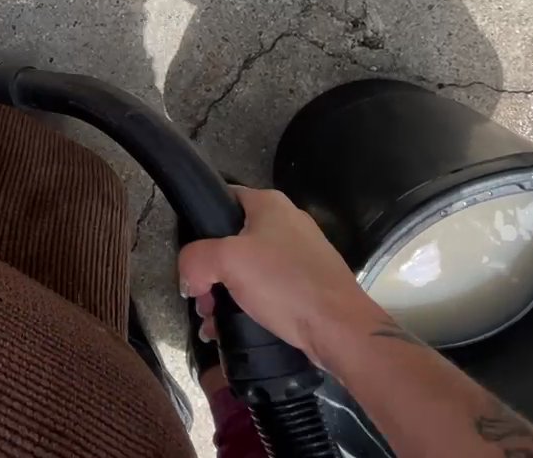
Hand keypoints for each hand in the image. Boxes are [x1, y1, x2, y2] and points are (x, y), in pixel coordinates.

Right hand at [177, 186, 387, 363]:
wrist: (343, 331)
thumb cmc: (285, 284)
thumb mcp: (227, 262)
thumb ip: (195, 260)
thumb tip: (189, 279)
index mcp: (269, 203)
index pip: (222, 199)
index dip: (201, 225)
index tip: (192, 257)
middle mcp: (288, 221)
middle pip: (234, 239)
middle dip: (212, 270)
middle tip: (203, 298)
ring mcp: (304, 253)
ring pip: (251, 266)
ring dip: (229, 290)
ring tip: (216, 320)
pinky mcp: (313, 283)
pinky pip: (272, 287)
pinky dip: (253, 303)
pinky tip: (241, 325)